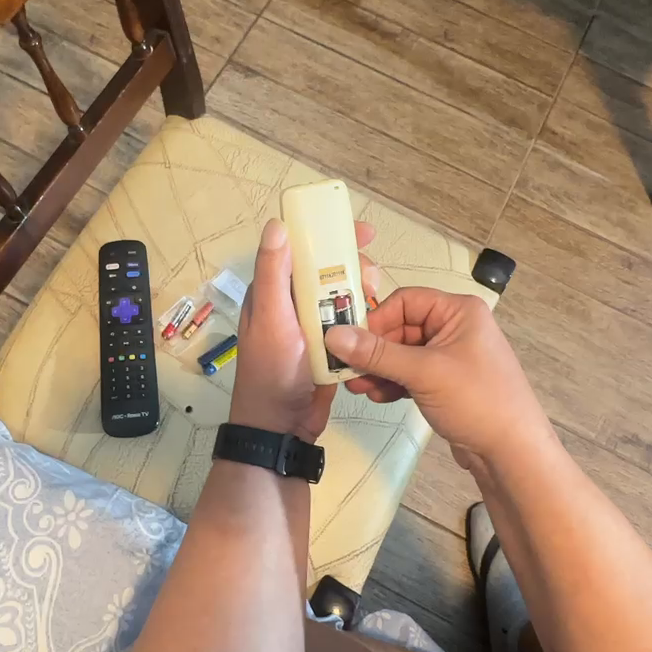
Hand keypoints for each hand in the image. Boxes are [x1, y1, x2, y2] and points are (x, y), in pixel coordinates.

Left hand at [229, 218, 375, 441]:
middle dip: (353, 267)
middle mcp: (291, 305)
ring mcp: (312, 327)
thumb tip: (276, 225)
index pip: (300, 250)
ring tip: (376, 299)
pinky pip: (352, 324)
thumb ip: (273, 272)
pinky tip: (380, 320)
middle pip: (327, 271)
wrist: (281, 426)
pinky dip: (366, 318)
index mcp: (272, 292)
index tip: (361, 232)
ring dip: (362, 293)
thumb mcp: (271, 317)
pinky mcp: (330, 347)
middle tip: (372, 277)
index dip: (328, 235)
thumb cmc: (271, 370)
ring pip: (343, 296)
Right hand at [325, 287, 551, 460]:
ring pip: (402, 354)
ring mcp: (451, 356)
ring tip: (358, 389)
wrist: (511, 453)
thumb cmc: (475, 401)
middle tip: (347, 371)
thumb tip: (332, 334)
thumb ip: (376, 354)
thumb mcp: (423, 373)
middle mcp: (455, 328)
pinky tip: (378, 396)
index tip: (351, 344)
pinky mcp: (446, 382)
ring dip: (379, 370)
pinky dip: (393, 383)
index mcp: (458, 311)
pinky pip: (411, 374)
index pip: (405, 301)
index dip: (376, 320)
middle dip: (374, 351)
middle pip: (401, 328)